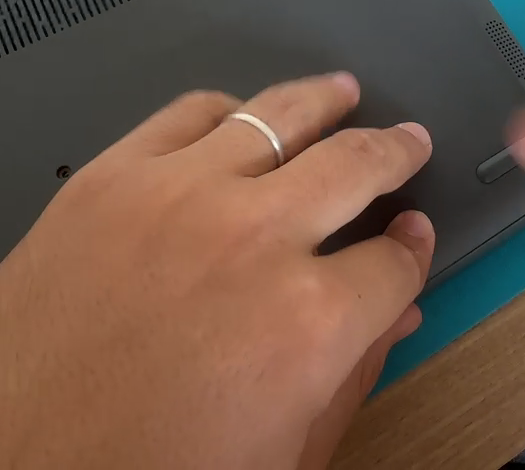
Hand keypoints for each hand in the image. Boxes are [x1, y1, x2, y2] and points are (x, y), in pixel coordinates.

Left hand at [0, 74, 434, 469]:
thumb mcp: (277, 459)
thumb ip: (352, 378)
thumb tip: (400, 309)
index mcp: (307, 325)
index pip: (394, 260)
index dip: (412, 247)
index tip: (412, 234)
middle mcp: (255, 239)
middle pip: (355, 163)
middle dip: (395, 151)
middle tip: (409, 141)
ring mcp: (179, 193)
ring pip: (281, 114)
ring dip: (326, 101)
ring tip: (346, 92)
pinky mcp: (112, 174)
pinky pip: (191, 113)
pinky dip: (230, 109)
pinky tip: (244, 115)